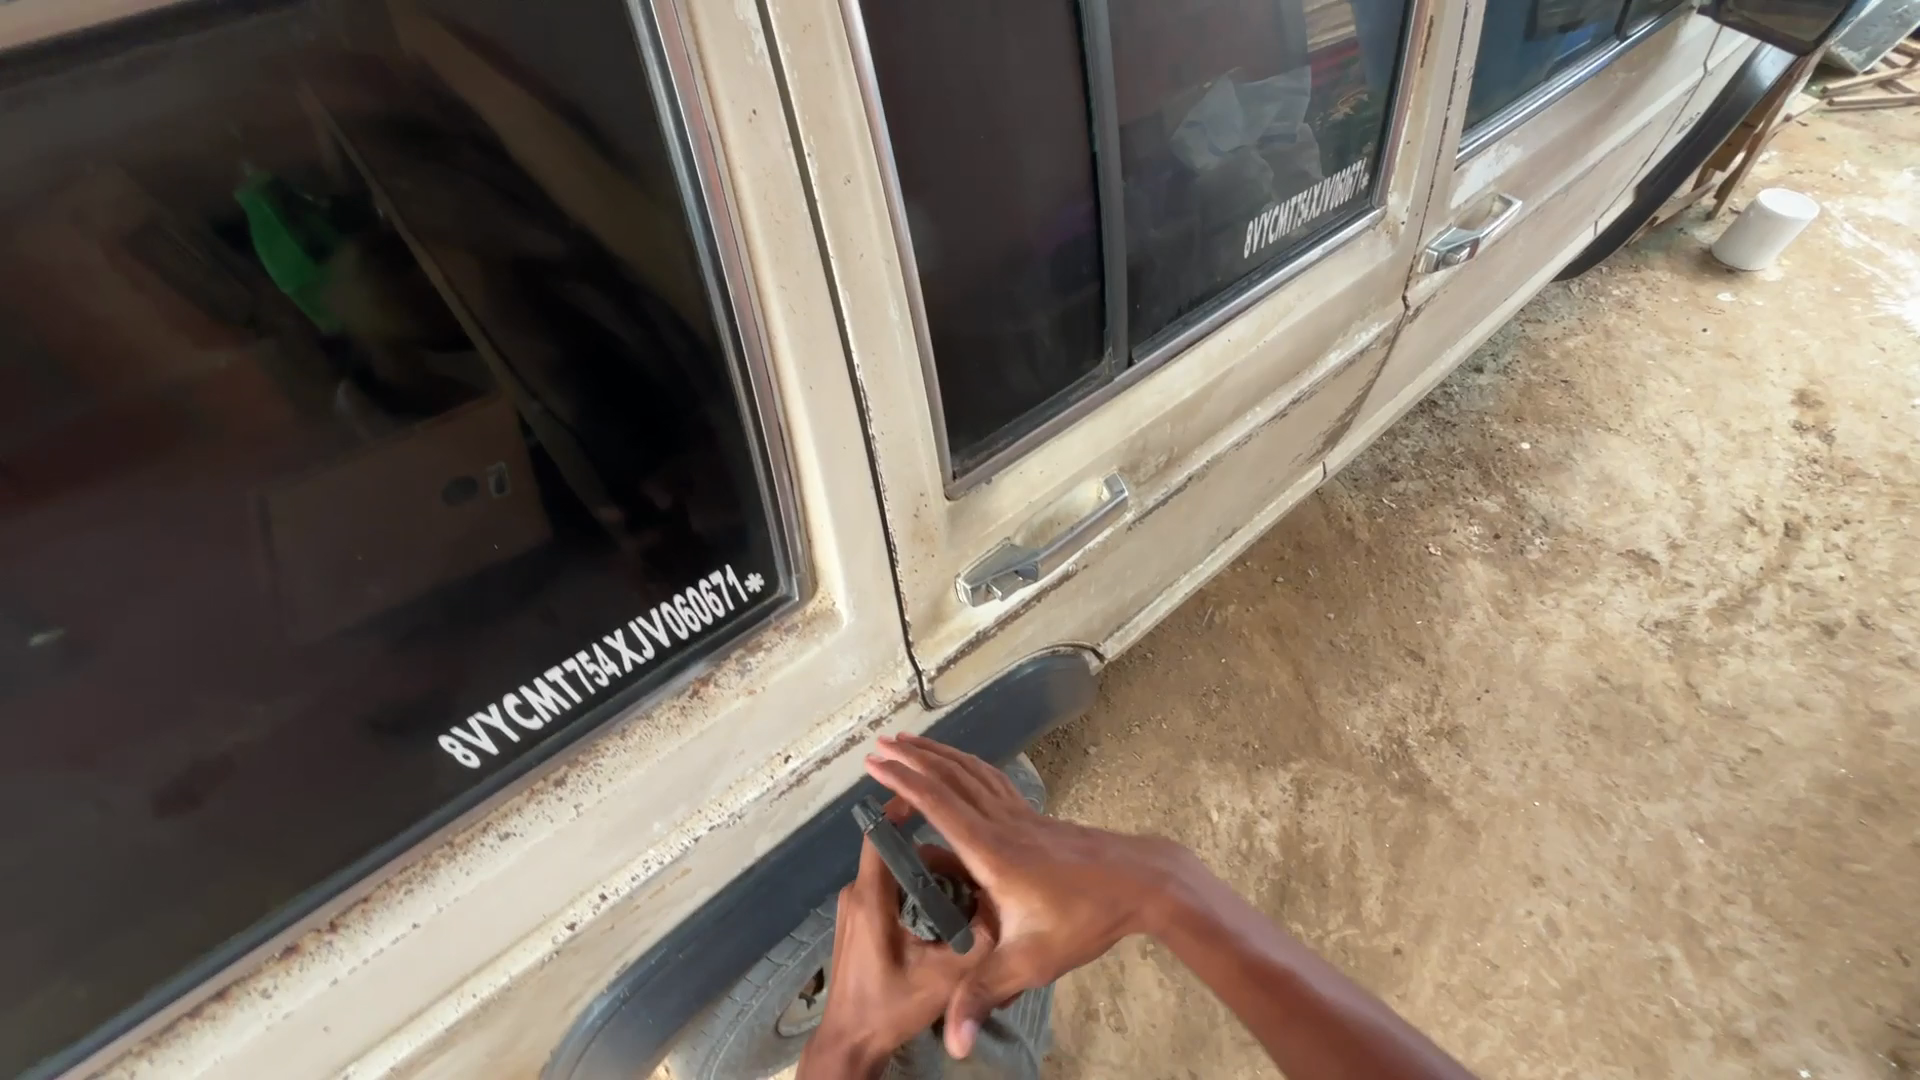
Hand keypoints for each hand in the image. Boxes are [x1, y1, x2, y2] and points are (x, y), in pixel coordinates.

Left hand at [799, 802, 994, 1077]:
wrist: (850, 1044)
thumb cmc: (889, 1008)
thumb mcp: (941, 980)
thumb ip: (974, 945)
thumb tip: (1005, 911)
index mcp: (871, 897)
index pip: (880, 834)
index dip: (903, 808)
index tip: (934, 792)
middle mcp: (858, 892)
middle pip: (898, 852)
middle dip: (936, 855)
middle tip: (973, 867)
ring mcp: (855, 905)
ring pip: (896, 872)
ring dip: (928, 876)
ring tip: (964, 893)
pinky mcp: (859, 919)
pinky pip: (889, 889)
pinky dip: (916, 891)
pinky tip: (943, 912)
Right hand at [864, 734, 1192, 1058]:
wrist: (1139, 880)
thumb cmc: (1084, 917)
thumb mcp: (1033, 961)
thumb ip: (987, 993)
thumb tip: (953, 1045)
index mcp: (991, 850)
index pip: (938, 805)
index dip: (904, 780)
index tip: (876, 761)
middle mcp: (1001, 821)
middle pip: (950, 778)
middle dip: (912, 758)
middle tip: (879, 744)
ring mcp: (1019, 813)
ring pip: (971, 772)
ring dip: (938, 754)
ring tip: (910, 743)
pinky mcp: (1033, 815)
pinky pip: (991, 779)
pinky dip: (966, 764)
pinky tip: (960, 765)